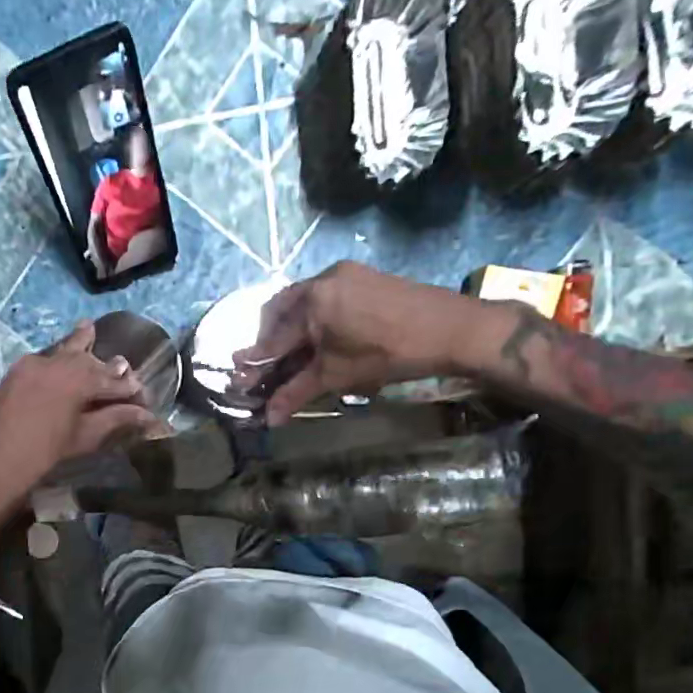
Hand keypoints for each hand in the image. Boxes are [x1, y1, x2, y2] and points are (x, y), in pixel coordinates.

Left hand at [0, 321, 154, 526]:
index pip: (112, 380)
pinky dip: (56, 358)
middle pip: (89, 360)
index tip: (142, 397)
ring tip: (90, 330)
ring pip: (63, 352)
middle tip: (122, 369)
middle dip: (106, 367)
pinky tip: (59, 359)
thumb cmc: (44, 456)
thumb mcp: (84, 438)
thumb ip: (114, 420)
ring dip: (80, 347)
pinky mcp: (14, 373)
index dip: (129, 389)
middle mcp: (55, 363)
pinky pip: (43, 359)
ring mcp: (31, 365)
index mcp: (77, 379)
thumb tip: (146, 415)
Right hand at [233, 261, 497, 423]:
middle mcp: (321, 280)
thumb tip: (269, 418)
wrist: (454, 329)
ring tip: (290, 350)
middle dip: (268, 338)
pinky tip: (319, 333)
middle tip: (263, 362)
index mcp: (310, 302)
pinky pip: (323, 293)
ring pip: (302, 299)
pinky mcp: (363, 275)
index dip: (255, 362)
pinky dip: (312, 314)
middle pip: (280, 311)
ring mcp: (344, 273)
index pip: (273, 339)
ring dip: (290, 325)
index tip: (238, 376)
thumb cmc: (389, 354)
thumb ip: (297, 392)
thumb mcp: (337, 375)